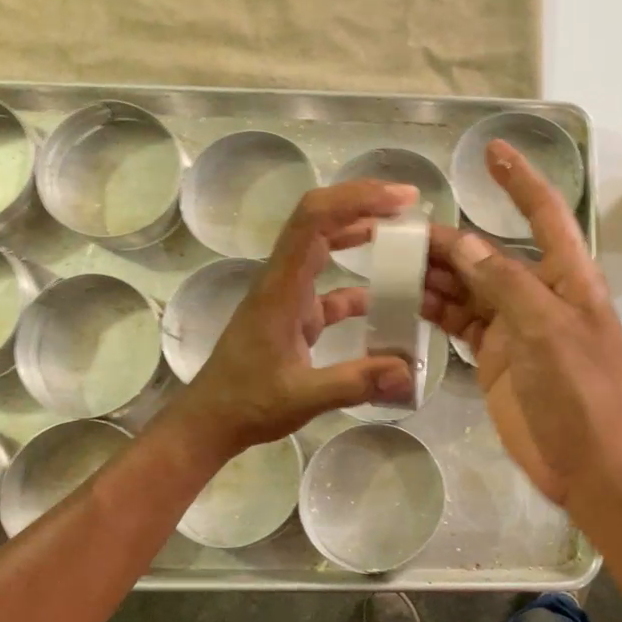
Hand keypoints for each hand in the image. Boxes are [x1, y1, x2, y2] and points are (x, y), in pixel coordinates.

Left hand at [175, 181, 417, 450]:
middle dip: (363, 204)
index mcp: (281, 288)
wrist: (210, 422)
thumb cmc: (247, 404)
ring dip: (360, 233)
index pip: (314, 221)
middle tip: (410, 206)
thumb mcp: (302, 398)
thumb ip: (354, 382)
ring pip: (324, 248)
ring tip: (403, 234)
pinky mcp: (294, 317)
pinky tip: (387, 300)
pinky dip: (359, 285)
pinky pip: (331, 288)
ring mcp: (288, 297)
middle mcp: (283, 281)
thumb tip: (409, 370)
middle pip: (319, 221)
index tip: (399, 199)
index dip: (355, 199)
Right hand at [423, 140, 621, 504]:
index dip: (520, 182)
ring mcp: (516, 329)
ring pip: (470, 288)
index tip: (493, 151)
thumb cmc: (580, 392)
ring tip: (391, 261)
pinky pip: (461, 323)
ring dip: (436, 274)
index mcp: (568, 279)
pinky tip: (404, 300)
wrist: (588, 465)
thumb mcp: (547, 330)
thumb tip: (466, 245)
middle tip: (399, 230)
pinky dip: (435, 310)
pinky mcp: (495, 359)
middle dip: (451, 239)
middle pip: (492, 254)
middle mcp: (541, 296)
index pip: (545, 216)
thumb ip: (506, 284)